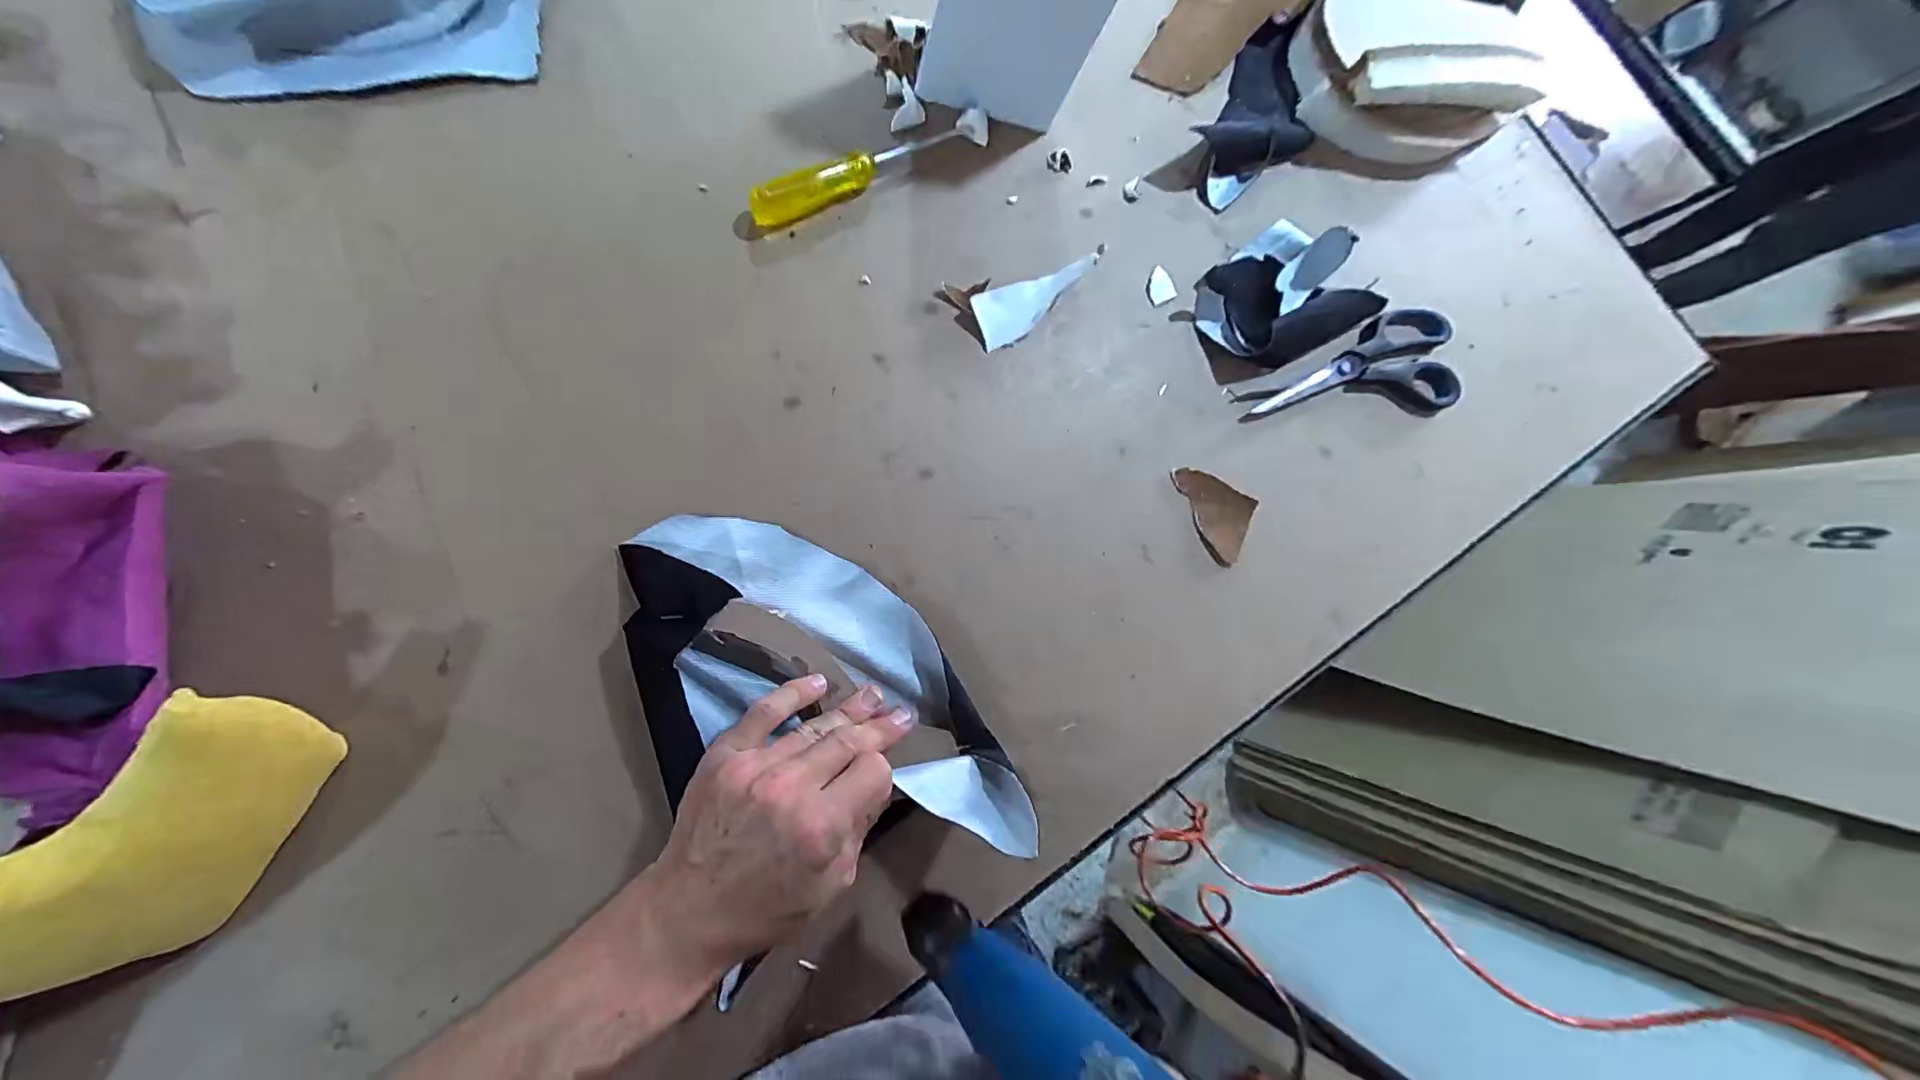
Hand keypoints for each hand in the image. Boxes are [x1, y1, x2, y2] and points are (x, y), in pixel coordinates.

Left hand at [638, 674, 915, 982]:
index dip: (883, 771)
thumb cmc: (768, 907)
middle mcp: (791, 787)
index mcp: (821, 825)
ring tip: (873, 694)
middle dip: (880, 726)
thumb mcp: (832, 884)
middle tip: (902, 713)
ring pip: (814, 726)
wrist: (689, 911)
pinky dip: (792, 693)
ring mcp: (754, 766)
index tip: (882, 773)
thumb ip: (859, 829)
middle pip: (849, 741)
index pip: (873, 772)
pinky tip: (818, 681)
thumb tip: (877, 785)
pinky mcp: (725, 755)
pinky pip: (763, 712)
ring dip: (849, 708)